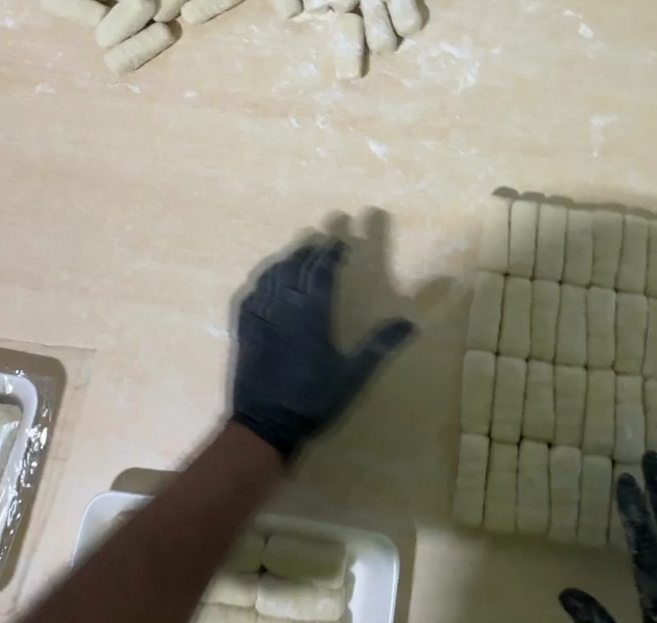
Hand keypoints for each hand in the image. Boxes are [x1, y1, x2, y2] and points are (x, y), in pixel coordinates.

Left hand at [230, 238, 416, 461]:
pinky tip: (268, 278)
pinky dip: (264, 278)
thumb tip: (412, 322)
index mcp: (312, 313)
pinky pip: (253, 292)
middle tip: (325, 230)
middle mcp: (285, 306)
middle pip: (297, 265)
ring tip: (301, 249)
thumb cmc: (312, 399)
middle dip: (312, 246)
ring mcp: (261, 315)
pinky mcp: (244, 328)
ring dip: (289, 257)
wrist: (263, 425)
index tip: (344, 236)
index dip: (333, 250)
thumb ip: (379, 345)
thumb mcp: (353, 375)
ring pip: (273, 274)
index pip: (323, 270)